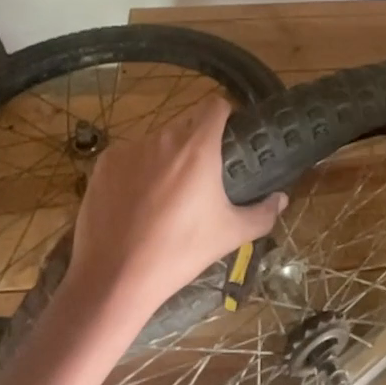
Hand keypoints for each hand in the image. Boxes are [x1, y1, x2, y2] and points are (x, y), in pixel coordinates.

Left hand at [0, 96, 286, 384]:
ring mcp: (129, 149)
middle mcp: (164, 137)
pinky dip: (136, 170)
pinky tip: (135, 202)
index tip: (227, 138)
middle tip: (199, 175)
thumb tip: (281, 199)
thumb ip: (262, 214)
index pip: (215, 105)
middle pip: (186, 122)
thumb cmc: (180, 253)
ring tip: (165, 194)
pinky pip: (128, 156)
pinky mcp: (103, 164)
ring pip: (156, 140)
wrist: (114, 280)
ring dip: (165, 155)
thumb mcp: (229, 235)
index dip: (224, 116)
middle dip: (195, 141)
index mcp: (198, 146)